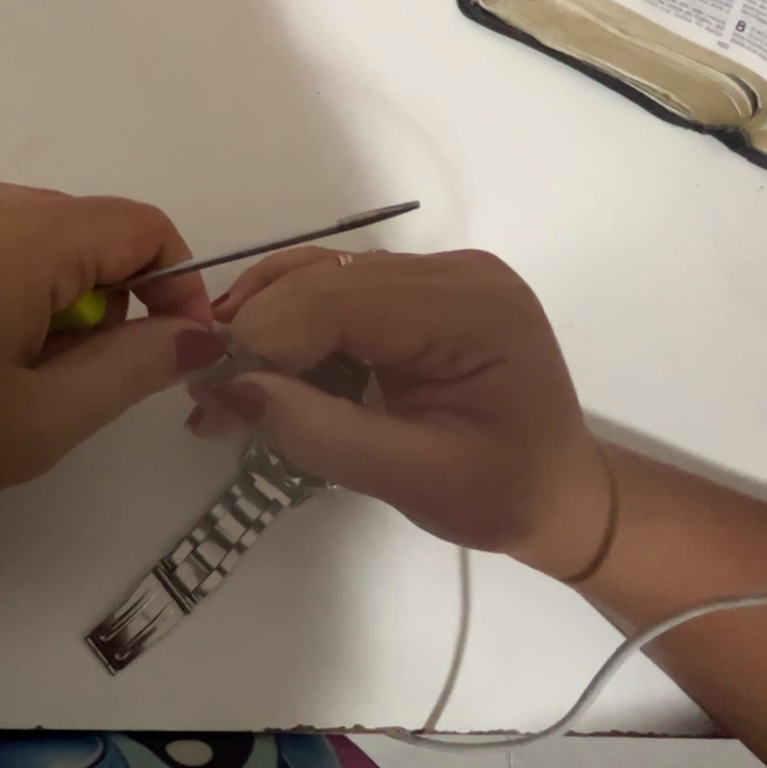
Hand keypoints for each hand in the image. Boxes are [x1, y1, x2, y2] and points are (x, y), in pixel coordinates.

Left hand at [0, 178, 222, 543]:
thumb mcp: (37, 421)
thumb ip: (132, 368)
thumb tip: (196, 331)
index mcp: (23, 235)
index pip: (143, 227)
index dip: (177, 287)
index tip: (168, 353)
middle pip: (87, 231)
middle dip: (107, 302)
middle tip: (68, 384)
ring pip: (33, 239)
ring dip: (50, 300)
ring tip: (3, 376)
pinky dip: (1, 290)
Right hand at [190, 248, 612, 576]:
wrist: (560, 491)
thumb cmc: (499, 495)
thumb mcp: (412, 481)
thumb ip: (319, 432)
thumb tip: (228, 389)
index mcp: (469, 311)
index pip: (336, 303)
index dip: (260, 341)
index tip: (209, 396)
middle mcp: (452, 272)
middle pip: (319, 282)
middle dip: (252, 334)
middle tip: (206, 396)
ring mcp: (434, 273)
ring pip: (314, 275)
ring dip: (259, 319)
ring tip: (224, 375)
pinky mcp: (413, 286)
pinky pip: (328, 285)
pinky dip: (283, 314)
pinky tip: (257, 351)